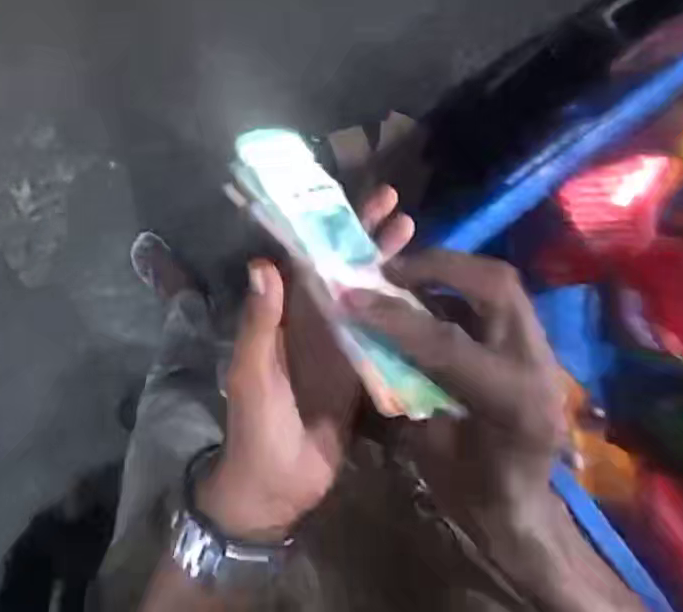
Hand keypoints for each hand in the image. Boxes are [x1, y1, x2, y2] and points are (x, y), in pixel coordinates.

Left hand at [197, 187, 413, 541]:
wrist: (276, 483)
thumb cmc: (254, 421)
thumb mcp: (252, 368)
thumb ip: (260, 320)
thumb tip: (264, 262)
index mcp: (284, 312)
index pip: (307, 259)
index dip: (326, 229)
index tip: (350, 200)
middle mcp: (312, 320)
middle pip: (342, 269)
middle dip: (365, 238)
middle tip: (399, 206)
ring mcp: (339, 344)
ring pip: (367, 296)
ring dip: (387, 268)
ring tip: (417, 236)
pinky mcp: (362, 373)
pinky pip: (384, 336)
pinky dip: (402, 315)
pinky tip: (430, 299)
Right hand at [346, 251, 633, 609]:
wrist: (520, 508)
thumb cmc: (465, 485)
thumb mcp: (422, 443)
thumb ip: (395, 382)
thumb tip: (354, 327)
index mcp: (512, 403)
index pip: (448, 344)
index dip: (392, 317)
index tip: (348, 298)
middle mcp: (537, 367)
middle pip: (495, 286)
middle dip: (434, 266)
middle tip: (385, 271)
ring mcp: (542, 352)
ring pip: (499, 281)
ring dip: (444, 268)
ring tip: (400, 274)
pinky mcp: (533, 343)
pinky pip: (495, 294)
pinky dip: (453, 282)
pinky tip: (422, 292)